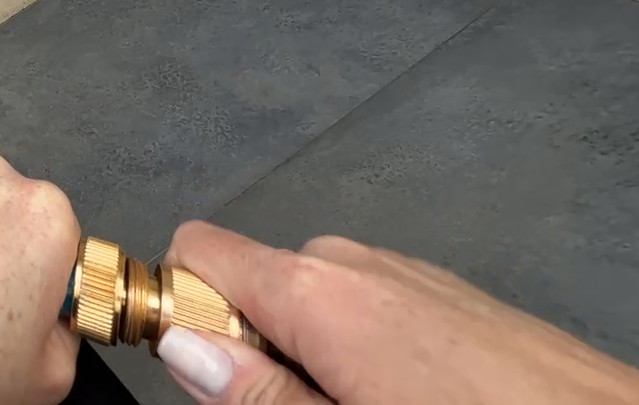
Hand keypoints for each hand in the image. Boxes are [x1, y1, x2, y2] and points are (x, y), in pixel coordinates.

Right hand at [154, 221, 638, 404]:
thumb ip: (259, 396)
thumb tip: (179, 347)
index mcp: (315, 287)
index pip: (195, 249)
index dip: (188, 308)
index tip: (218, 374)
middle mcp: (352, 259)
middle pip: (254, 277)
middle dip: (261, 342)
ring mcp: (411, 271)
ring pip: (317, 295)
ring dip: (318, 348)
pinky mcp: (459, 292)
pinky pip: (376, 303)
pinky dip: (371, 344)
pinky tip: (432, 403)